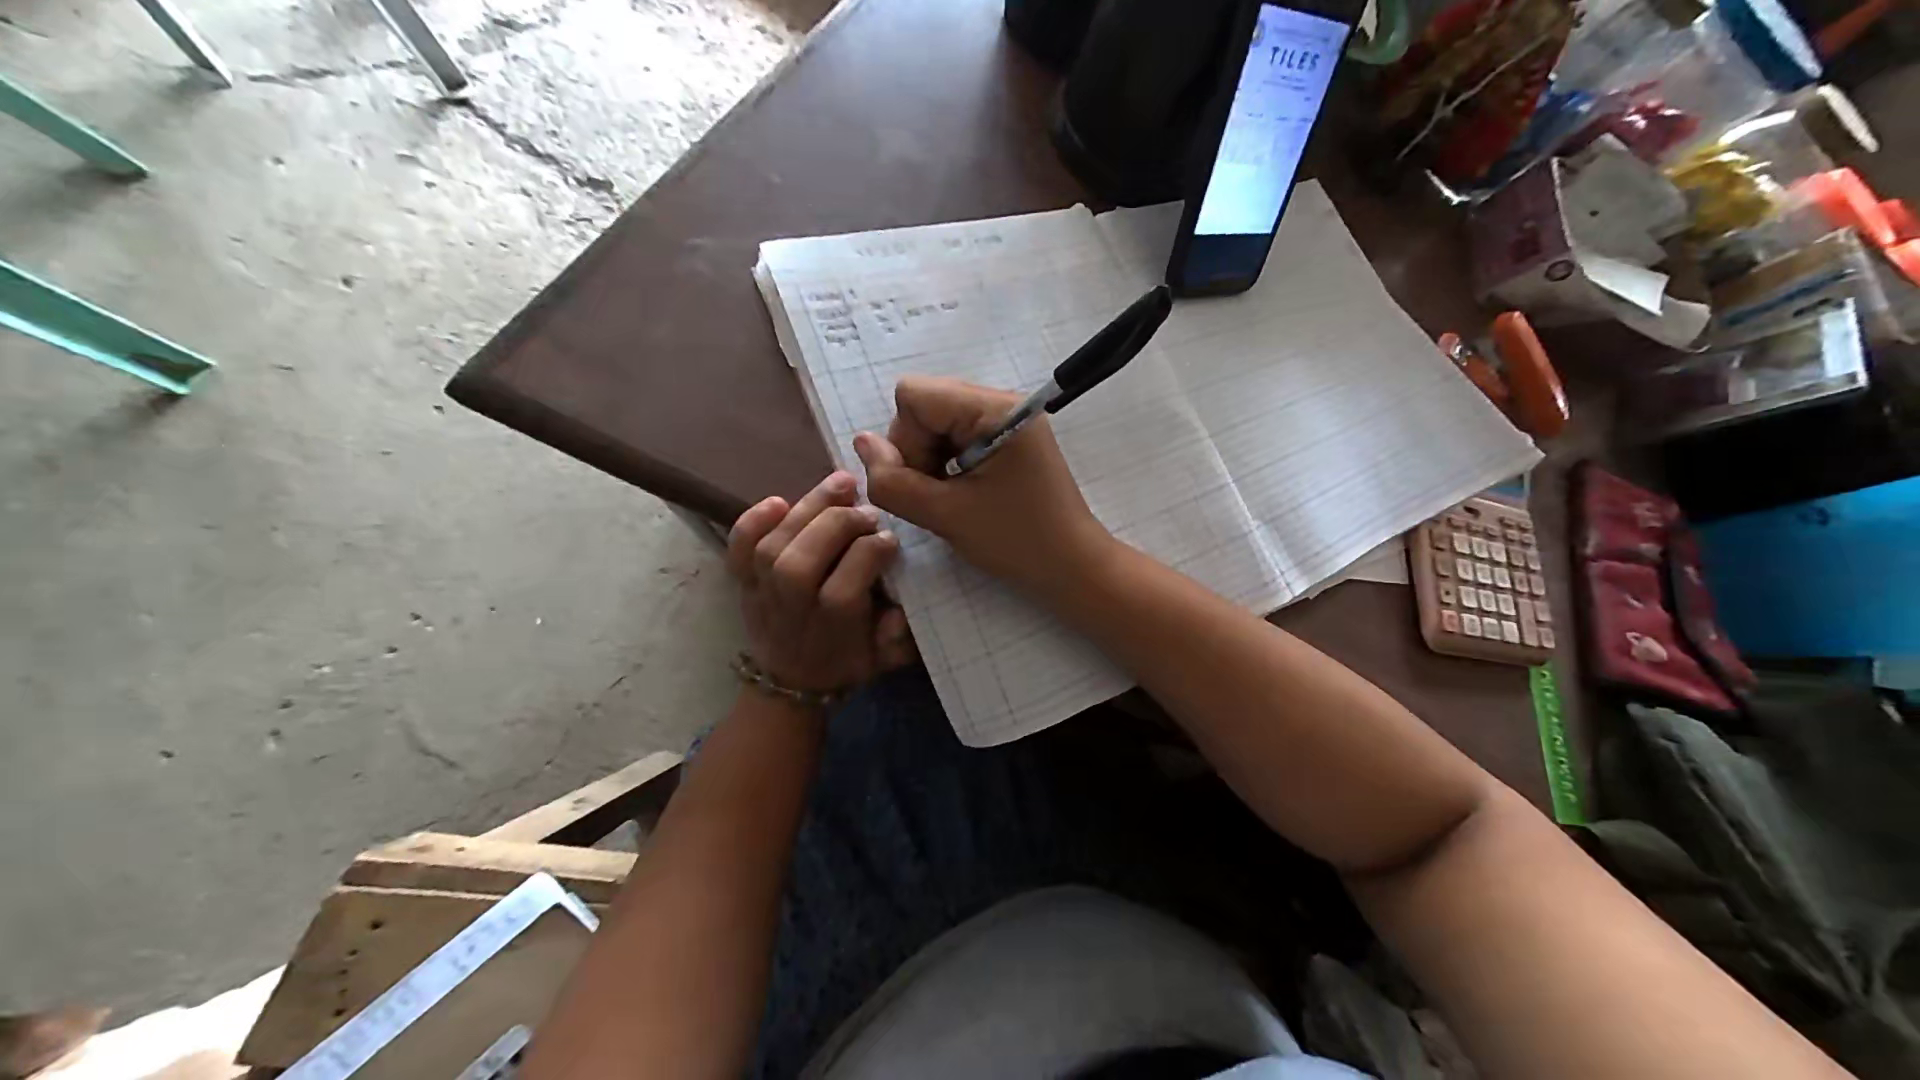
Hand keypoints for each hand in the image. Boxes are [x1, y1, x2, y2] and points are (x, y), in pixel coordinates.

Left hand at [727, 471, 915, 694]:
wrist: (791, 682)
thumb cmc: (846, 661)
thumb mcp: (884, 660)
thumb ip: (898, 640)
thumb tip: (900, 611)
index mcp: (831, 631)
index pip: (844, 589)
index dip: (870, 555)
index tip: (891, 539)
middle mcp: (791, 610)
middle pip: (802, 561)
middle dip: (838, 525)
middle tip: (867, 509)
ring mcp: (762, 593)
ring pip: (774, 547)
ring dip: (807, 508)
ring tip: (840, 485)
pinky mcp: (743, 580)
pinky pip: (738, 549)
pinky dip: (751, 522)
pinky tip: (779, 500)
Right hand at [853, 376, 1113, 593]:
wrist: (1073, 567)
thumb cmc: (1016, 542)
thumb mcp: (945, 515)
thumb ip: (893, 480)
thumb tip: (860, 442)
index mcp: (994, 409)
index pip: (914, 394)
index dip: (903, 439)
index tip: (923, 482)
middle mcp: (1002, 401)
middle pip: (925, 405)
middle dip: (917, 450)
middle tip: (936, 496)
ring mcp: (1009, 417)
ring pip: (938, 421)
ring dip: (930, 459)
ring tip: (952, 498)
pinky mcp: (1010, 437)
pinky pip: (958, 435)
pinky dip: (948, 462)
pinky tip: (963, 492)